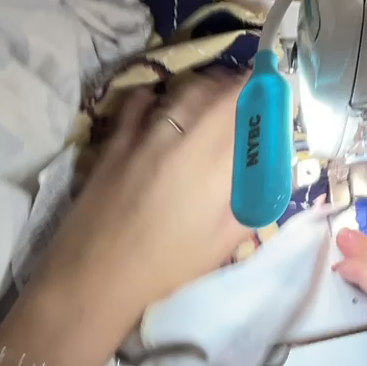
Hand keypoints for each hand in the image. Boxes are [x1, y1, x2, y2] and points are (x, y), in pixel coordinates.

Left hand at [20, 72, 251, 348]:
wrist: (92, 282)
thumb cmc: (165, 267)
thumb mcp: (223, 243)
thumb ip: (252, 204)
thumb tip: (274, 178)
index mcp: (215, 164)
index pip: (246, 108)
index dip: (263, 90)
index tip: (274, 86)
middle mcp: (183, 139)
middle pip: (216, 91)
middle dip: (237, 83)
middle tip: (248, 89)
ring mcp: (145, 137)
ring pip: (182, 93)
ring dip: (204, 86)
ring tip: (213, 91)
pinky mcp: (115, 144)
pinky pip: (137, 103)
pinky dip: (154, 96)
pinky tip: (160, 100)